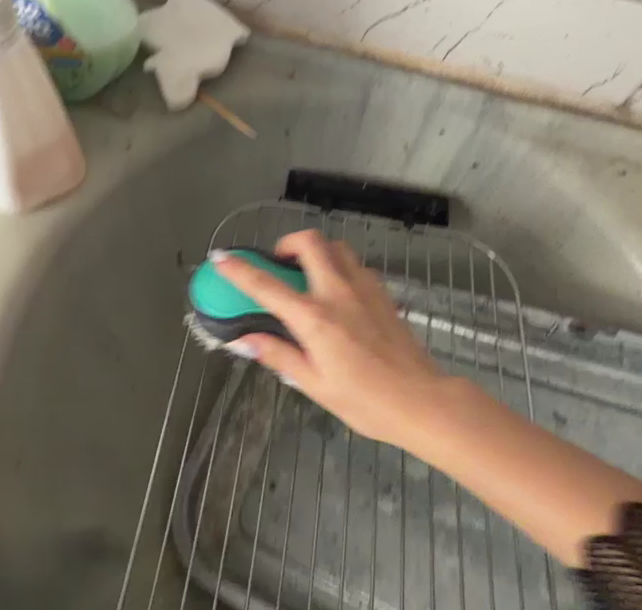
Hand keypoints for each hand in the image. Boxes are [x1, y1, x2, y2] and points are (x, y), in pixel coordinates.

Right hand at [211, 230, 452, 448]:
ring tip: (306, 275)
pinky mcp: (383, 292)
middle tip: (278, 263)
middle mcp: (338, 292)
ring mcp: (364, 287)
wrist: (421, 400)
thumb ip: (278, 355)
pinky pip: (354, 264)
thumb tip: (244, 339)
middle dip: (287, 243)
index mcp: (315, 317)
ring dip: (315, 251)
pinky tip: (336, 292)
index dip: (240, 270)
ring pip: (335, 247)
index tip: (221, 258)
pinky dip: (338, 265)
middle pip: (310, 242)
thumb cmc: (365, 400)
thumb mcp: (314, 384)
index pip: (268, 285)